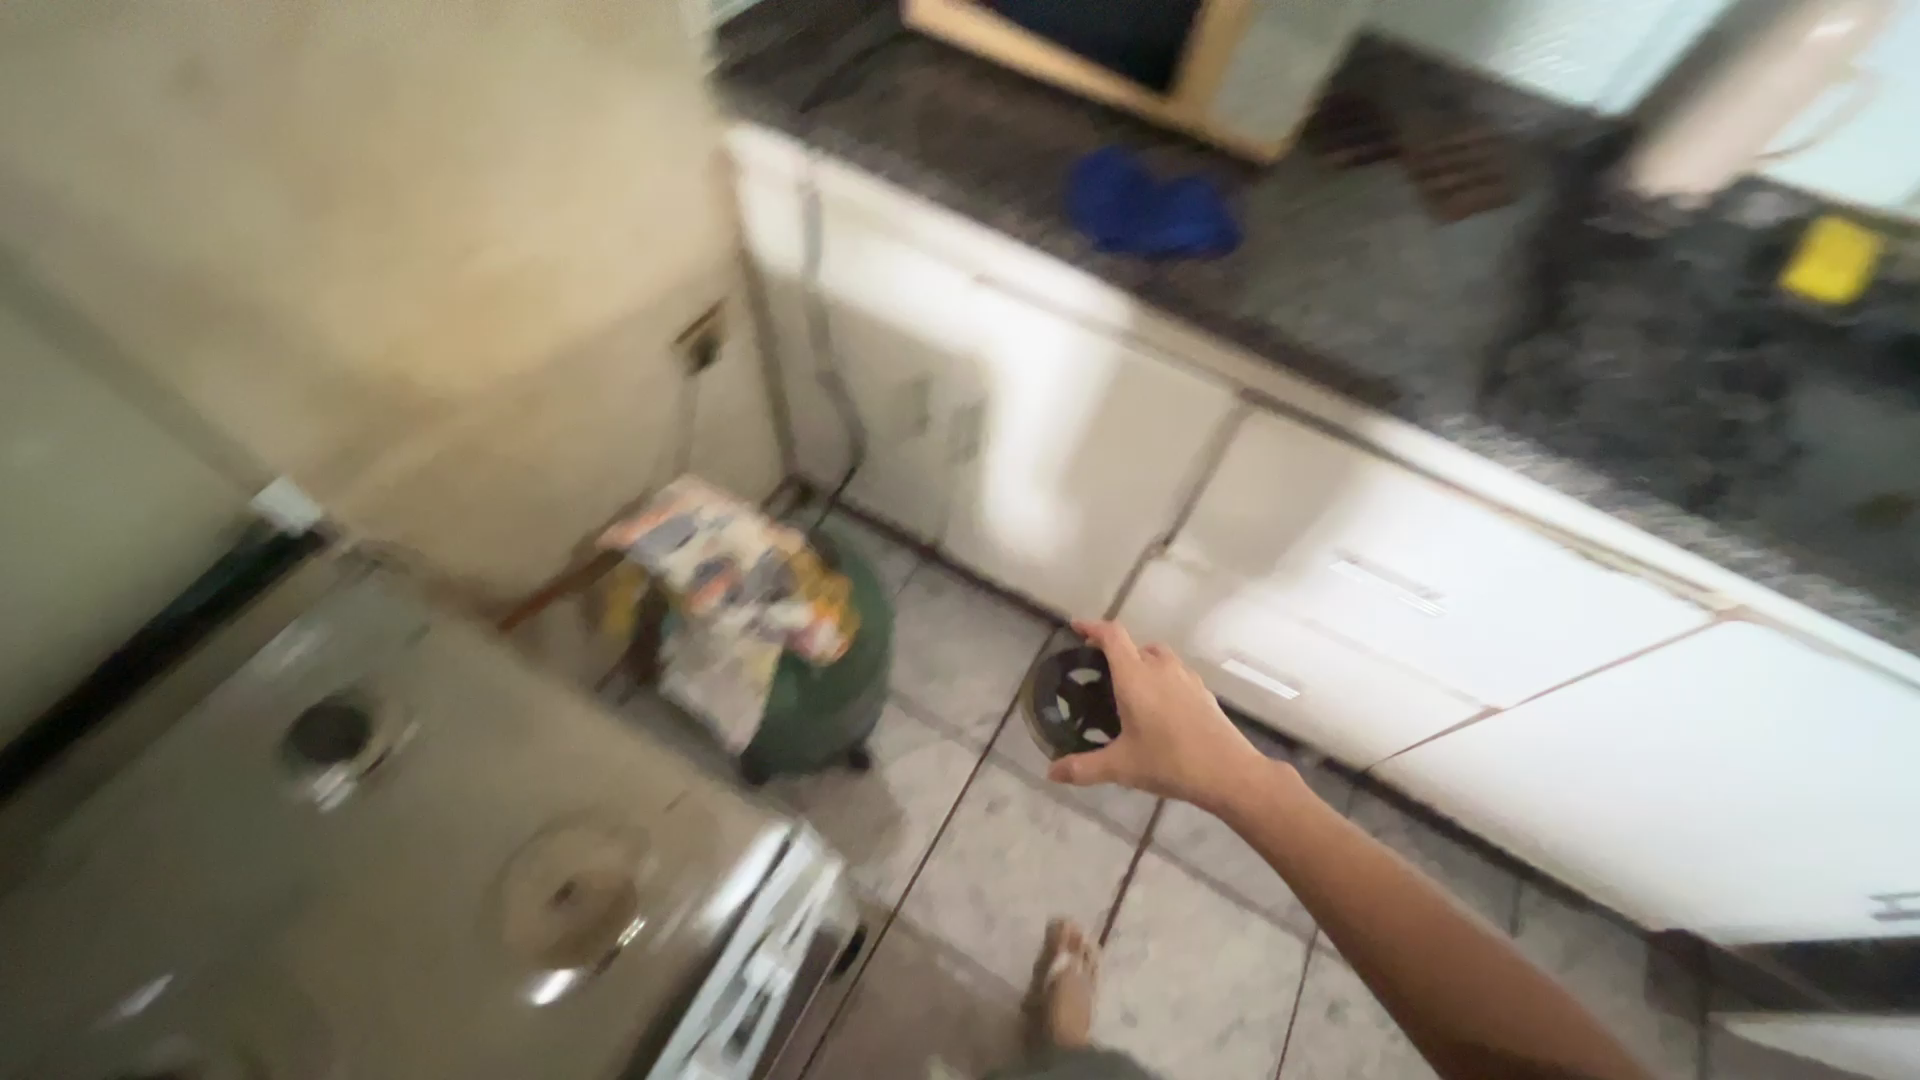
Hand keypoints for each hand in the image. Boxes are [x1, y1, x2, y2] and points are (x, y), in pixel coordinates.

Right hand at [1046, 619, 1273, 811]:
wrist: (1229, 772)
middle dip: (1114, 651)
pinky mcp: (1202, 691)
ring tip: (1130, 688)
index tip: (1076, 628)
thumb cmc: (1169, 762)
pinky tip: (1160, 707)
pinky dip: (1161, 678)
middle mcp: (1160, 667)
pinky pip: (1175, 673)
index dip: (1092, 627)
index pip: (1111, 635)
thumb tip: (1052, 773)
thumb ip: (1083, 768)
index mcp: (1135, 676)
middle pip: (1134, 644)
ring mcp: (1185, 677)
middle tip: (1099, 672)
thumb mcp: (1120, 767)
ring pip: (1158, 656)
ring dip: (1141, 662)